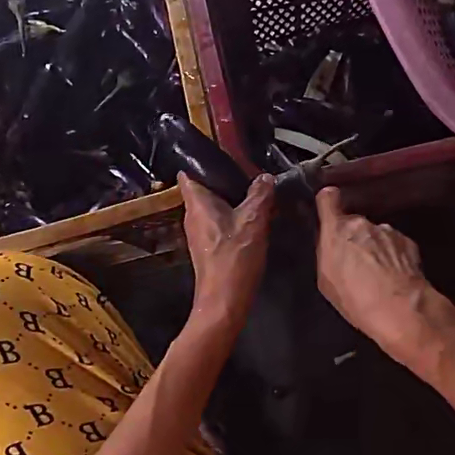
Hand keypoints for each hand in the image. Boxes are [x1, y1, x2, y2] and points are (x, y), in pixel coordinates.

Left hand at [179, 172, 274, 324]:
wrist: (224, 302)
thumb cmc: (234, 258)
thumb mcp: (253, 221)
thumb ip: (260, 195)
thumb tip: (266, 177)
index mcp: (197, 203)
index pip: (188, 172)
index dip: (201, 160)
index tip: (222, 152)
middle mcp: (193, 215)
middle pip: (205, 188)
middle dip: (225, 179)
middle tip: (250, 171)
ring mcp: (199, 233)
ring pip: (214, 206)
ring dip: (233, 199)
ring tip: (256, 192)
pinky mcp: (208, 247)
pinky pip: (220, 222)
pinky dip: (234, 217)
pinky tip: (254, 219)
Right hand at [314, 187, 454, 369]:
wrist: (401, 309)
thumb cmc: (355, 298)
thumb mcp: (326, 279)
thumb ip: (326, 252)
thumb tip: (332, 244)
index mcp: (337, 230)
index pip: (328, 198)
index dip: (328, 202)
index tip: (329, 209)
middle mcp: (362, 224)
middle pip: (353, 224)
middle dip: (353, 238)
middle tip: (355, 263)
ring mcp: (387, 231)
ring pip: (375, 235)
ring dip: (374, 248)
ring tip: (378, 274)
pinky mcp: (408, 241)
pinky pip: (394, 244)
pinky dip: (392, 256)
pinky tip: (394, 276)